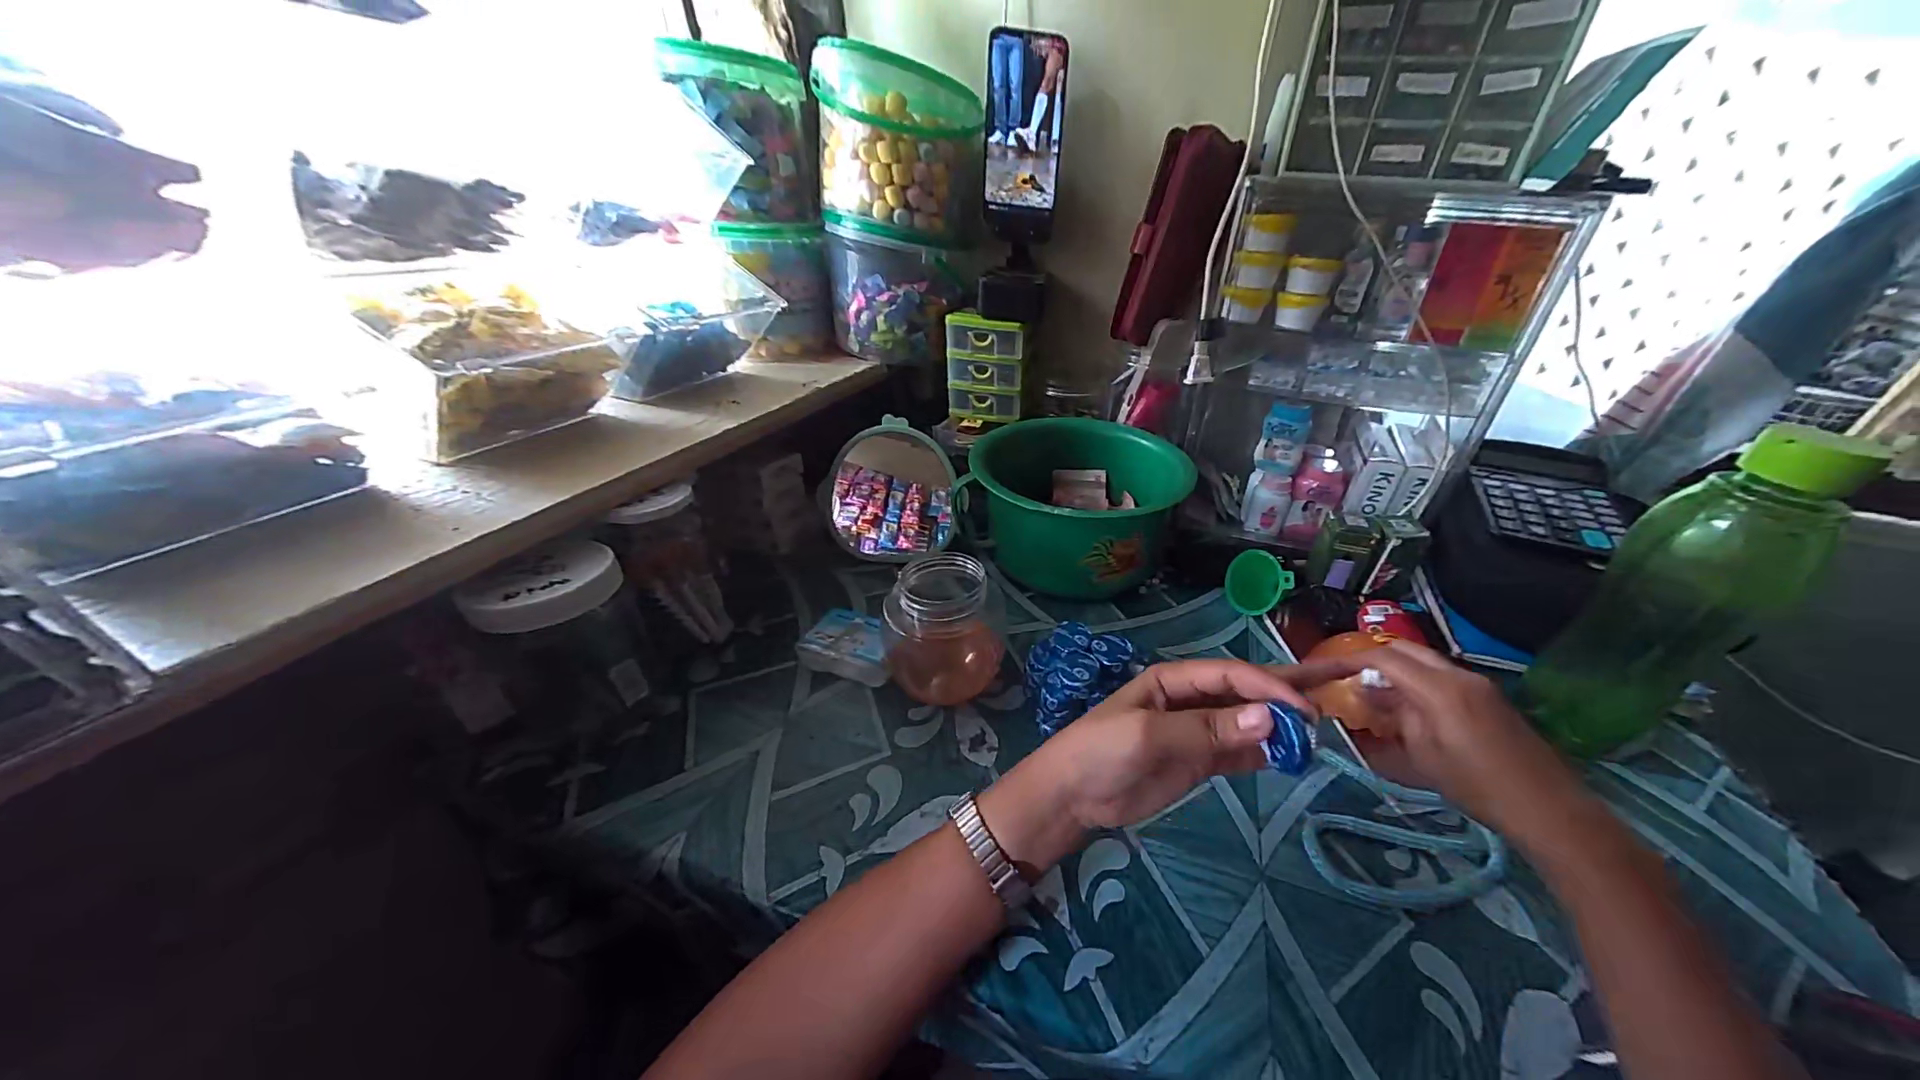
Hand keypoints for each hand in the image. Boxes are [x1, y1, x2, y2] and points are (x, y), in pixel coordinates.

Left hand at [978, 658, 1349, 874]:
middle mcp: (1191, 699)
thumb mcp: (1148, 734)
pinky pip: (1242, 752)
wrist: (1073, 796)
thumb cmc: (1101, 751)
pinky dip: (1267, 753)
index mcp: (1173, 679)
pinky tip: (1294, 756)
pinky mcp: (1201, 762)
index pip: (1230, 675)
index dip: (1268, 686)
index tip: (1304, 710)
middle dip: (1288, 691)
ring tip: (1329, 727)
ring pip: (1249, 721)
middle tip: (1342, 689)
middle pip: (1246, 691)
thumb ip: (1207, 728)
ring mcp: (1198, 731)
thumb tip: (1269, 719)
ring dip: (1283, 724)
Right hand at [1317, 640, 1593, 842]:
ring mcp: (1477, 685)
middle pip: (1403, 649)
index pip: (1382, 657)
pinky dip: (1416, 683)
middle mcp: (1458, 675)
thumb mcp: (1421, 754)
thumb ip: (1391, 717)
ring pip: (1423, 662)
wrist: (1548, 809)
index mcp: (1439, 688)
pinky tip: (1407, 711)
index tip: (1325, 671)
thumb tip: (1366, 694)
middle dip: (1371, 659)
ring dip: (1394, 671)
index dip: (1349, 660)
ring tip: (1373, 697)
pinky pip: (1441, 677)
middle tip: (1347, 680)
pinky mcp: (1488, 698)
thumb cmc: (1476, 785)